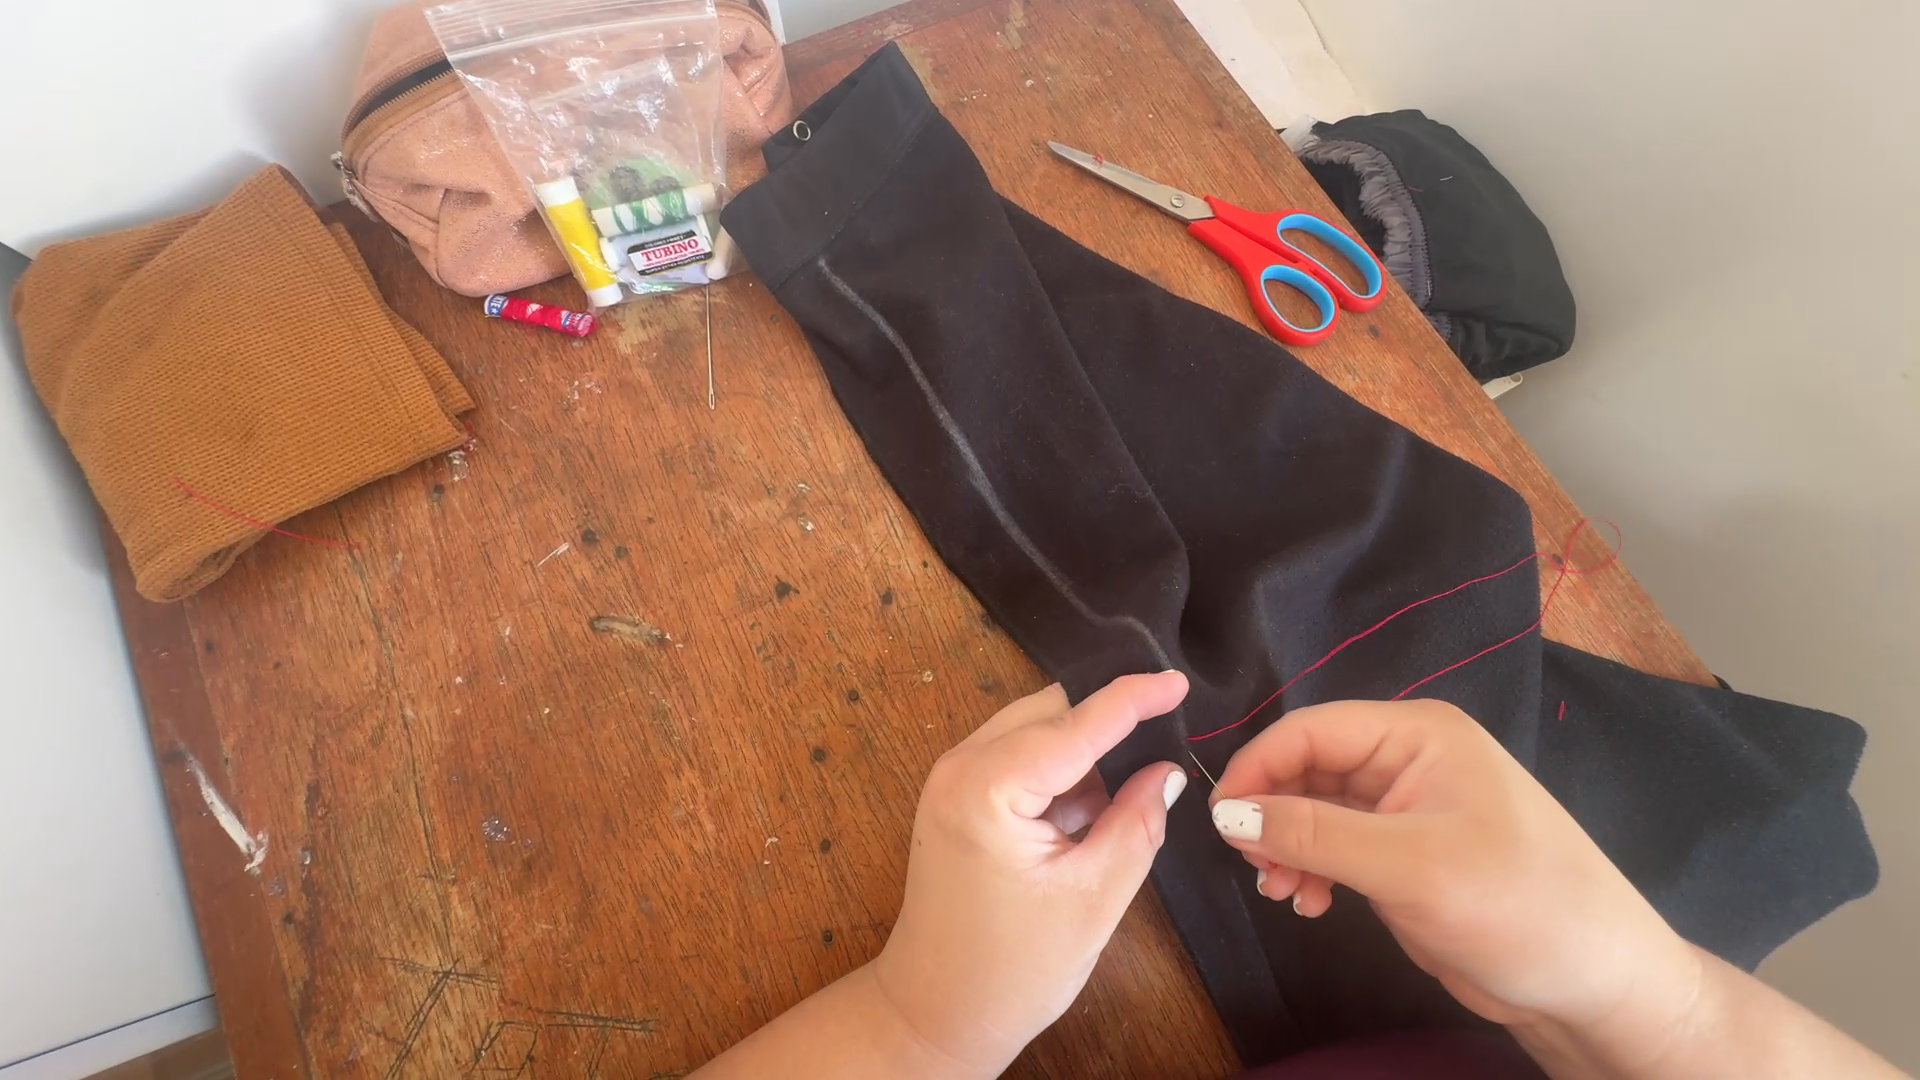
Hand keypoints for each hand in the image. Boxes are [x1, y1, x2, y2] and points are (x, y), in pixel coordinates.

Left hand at [871, 673, 1189, 1075]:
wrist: (934, 1012)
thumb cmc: (1013, 969)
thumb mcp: (1092, 898)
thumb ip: (1136, 823)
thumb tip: (1167, 770)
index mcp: (987, 787)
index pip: (1074, 725)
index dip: (1131, 698)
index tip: (1177, 680)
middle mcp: (959, 764)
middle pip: (1048, 713)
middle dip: (1102, 729)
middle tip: (1153, 755)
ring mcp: (951, 776)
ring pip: (1033, 730)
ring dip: (1079, 755)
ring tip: (1109, 807)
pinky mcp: (955, 792)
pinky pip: (1016, 755)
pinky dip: (1054, 773)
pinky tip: (1077, 818)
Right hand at [1206, 698, 1697, 1029]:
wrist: (1606, 995)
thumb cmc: (1520, 909)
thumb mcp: (1408, 867)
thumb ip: (1311, 834)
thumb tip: (1223, 814)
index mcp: (1415, 734)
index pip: (1309, 731)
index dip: (1258, 767)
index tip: (1221, 817)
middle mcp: (1404, 758)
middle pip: (1305, 768)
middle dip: (1273, 816)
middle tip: (1252, 864)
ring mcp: (1402, 803)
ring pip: (1311, 807)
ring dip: (1286, 846)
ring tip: (1281, 891)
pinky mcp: (1399, 846)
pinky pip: (1331, 841)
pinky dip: (1310, 867)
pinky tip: (1308, 901)